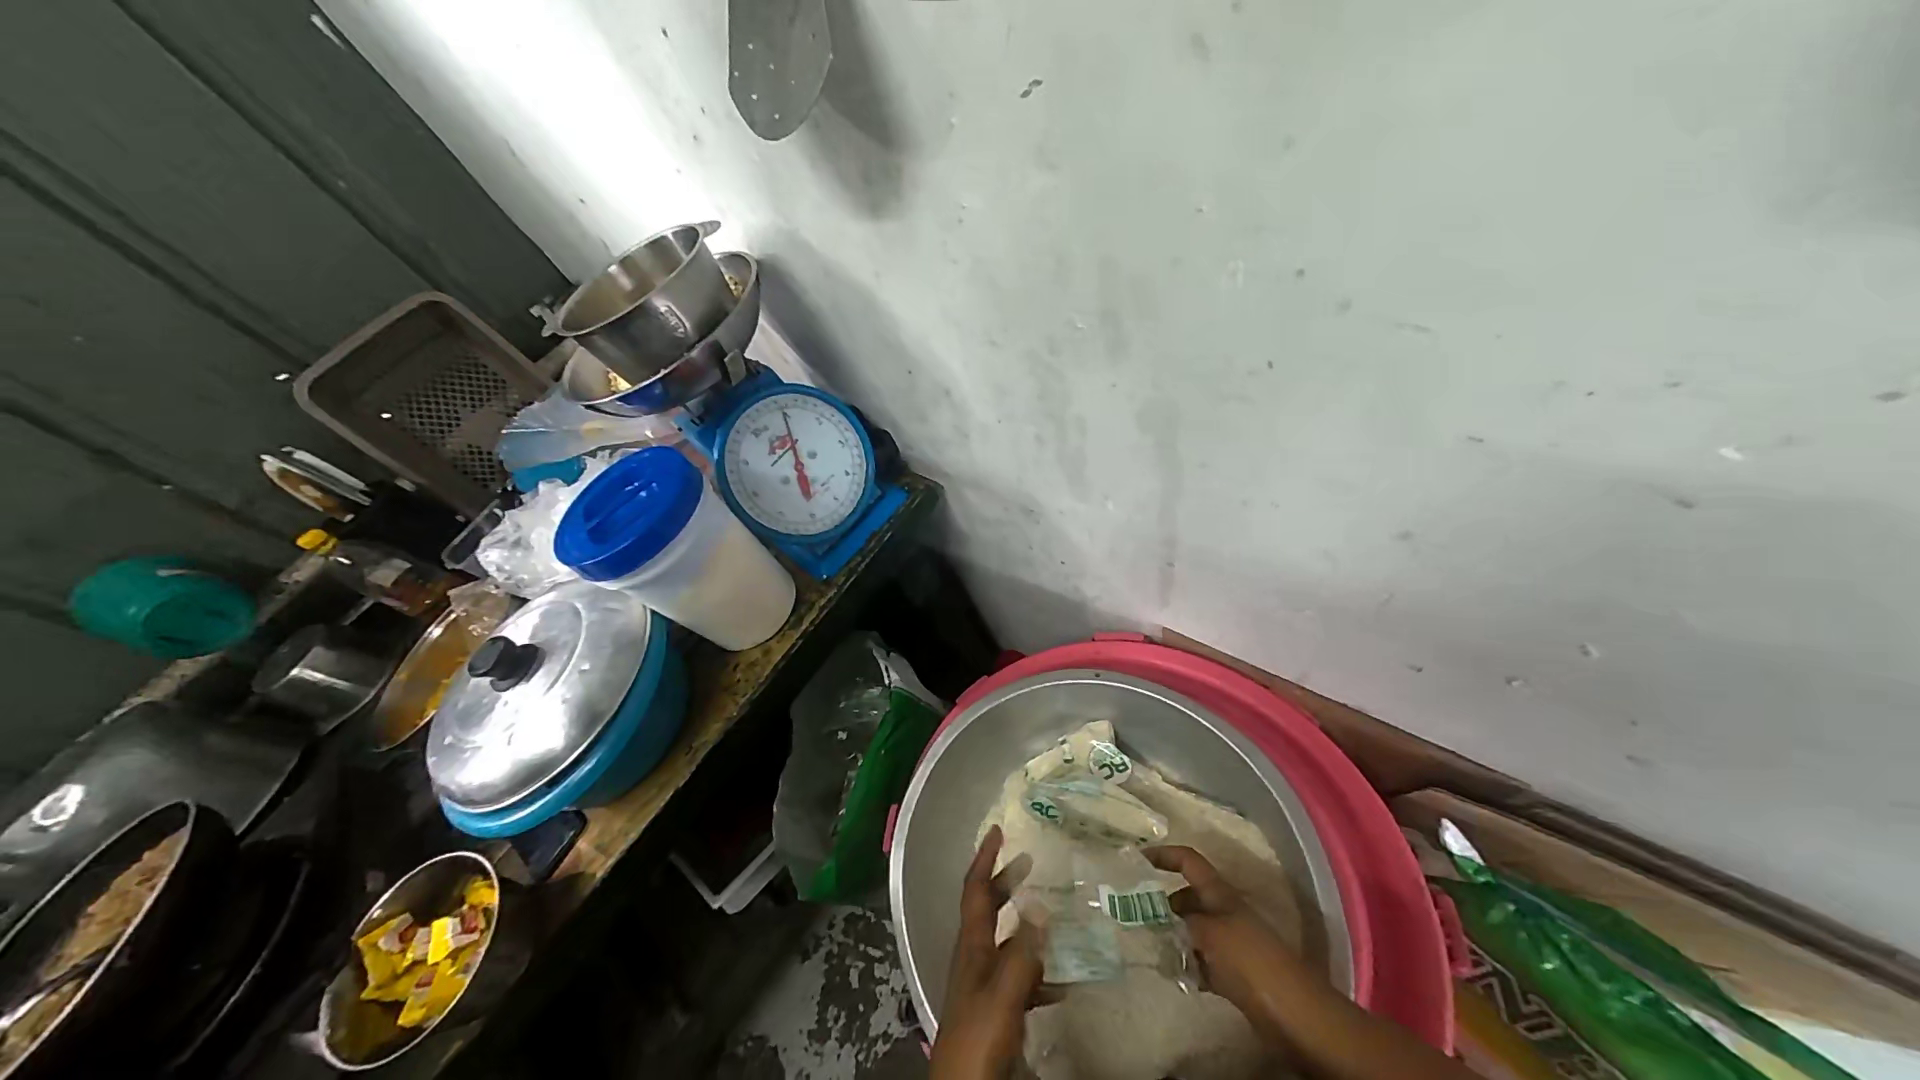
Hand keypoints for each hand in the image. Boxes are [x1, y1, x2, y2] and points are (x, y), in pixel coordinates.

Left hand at [928, 826, 1042, 1079]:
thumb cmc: (979, 1035)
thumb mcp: (1002, 992)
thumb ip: (1021, 952)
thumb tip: (1038, 905)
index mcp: (972, 945)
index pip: (974, 890)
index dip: (984, 859)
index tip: (996, 831)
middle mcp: (975, 958)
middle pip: (988, 910)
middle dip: (1006, 883)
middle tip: (1030, 861)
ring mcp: (985, 985)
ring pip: (1007, 942)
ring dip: (1027, 925)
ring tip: (1054, 914)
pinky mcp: (997, 1011)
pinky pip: (1020, 980)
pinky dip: (1039, 973)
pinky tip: (1063, 983)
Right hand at [1147, 845, 1479, 1079]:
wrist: (1294, 1013)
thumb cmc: (1251, 961)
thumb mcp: (1210, 932)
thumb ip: (1182, 921)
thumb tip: (1159, 917)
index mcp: (1220, 894)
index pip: (1189, 861)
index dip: (1164, 854)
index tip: (1136, 858)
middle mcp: (1224, 912)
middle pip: (1187, 897)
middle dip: (1161, 901)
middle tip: (1132, 912)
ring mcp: (1230, 942)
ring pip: (1191, 929)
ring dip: (1170, 934)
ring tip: (1145, 943)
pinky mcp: (1233, 973)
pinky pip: (1200, 960)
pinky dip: (1185, 963)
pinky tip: (1172, 972)